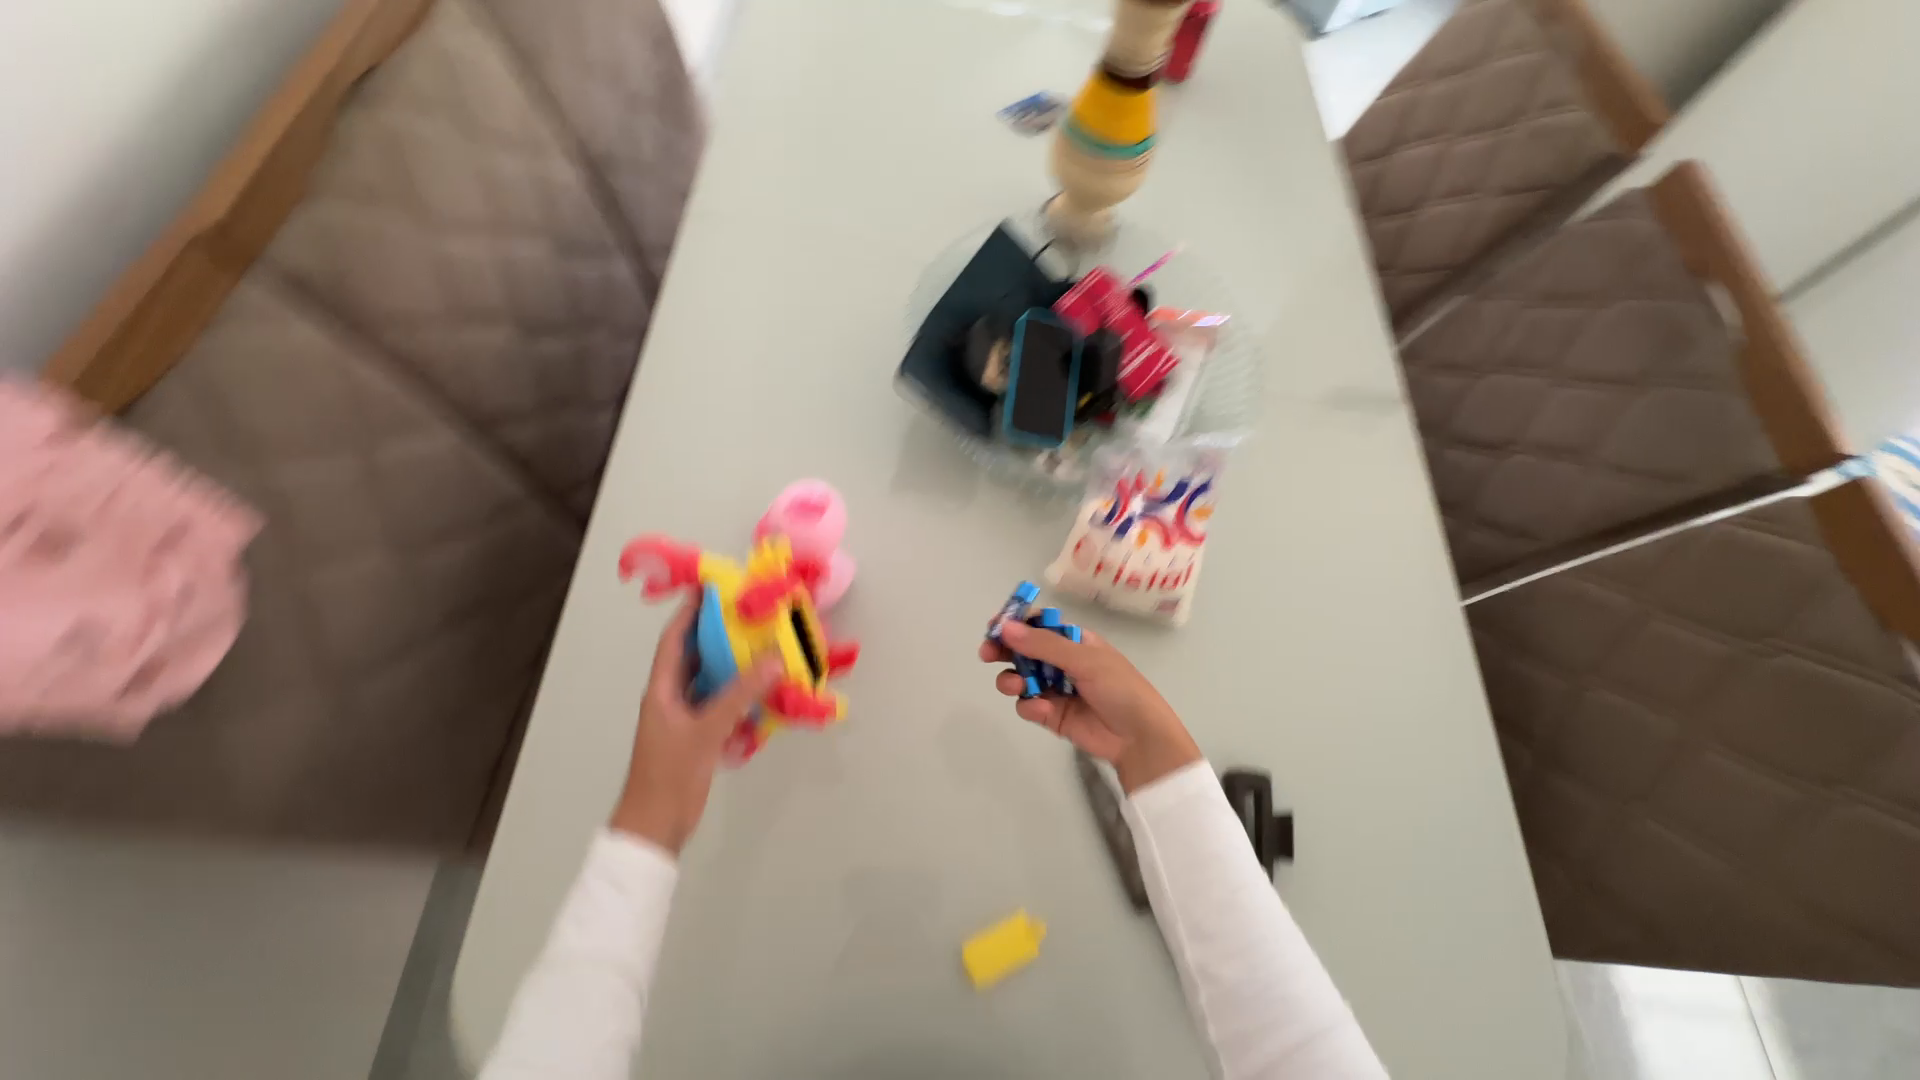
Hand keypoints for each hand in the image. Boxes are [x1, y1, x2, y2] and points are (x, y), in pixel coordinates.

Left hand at [611, 597, 781, 853]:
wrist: (655, 828)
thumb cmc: (670, 775)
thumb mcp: (706, 731)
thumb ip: (740, 694)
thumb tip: (774, 658)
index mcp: (662, 690)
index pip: (675, 640)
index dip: (690, 613)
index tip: (713, 589)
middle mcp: (672, 698)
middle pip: (697, 658)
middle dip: (721, 636)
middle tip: (753, 616)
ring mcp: (686, 720)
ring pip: (712, 683)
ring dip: (736, 668)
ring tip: (767, 648)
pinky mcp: (699, 738)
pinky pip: (723, 707)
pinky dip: (743, 699)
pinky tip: (767, 694)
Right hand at [979, 621, 1200, 792]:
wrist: (1138, 737)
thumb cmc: (1119, 687)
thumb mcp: (1084, 659)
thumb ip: (1043, 644)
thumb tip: (1006, 626)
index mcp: (1074, 641)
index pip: (1038, 625)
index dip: (1015, 623)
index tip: (994, 626)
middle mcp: (1061, 662)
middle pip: (1022, 650)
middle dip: (1003, 650)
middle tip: (987, 654)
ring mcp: (1055, 689)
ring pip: (1019, 678)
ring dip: (1011, 679)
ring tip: (1016, 686)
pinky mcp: (1051, 715)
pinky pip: (1028, 706)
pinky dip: (1030, 706)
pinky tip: (1043, 710)